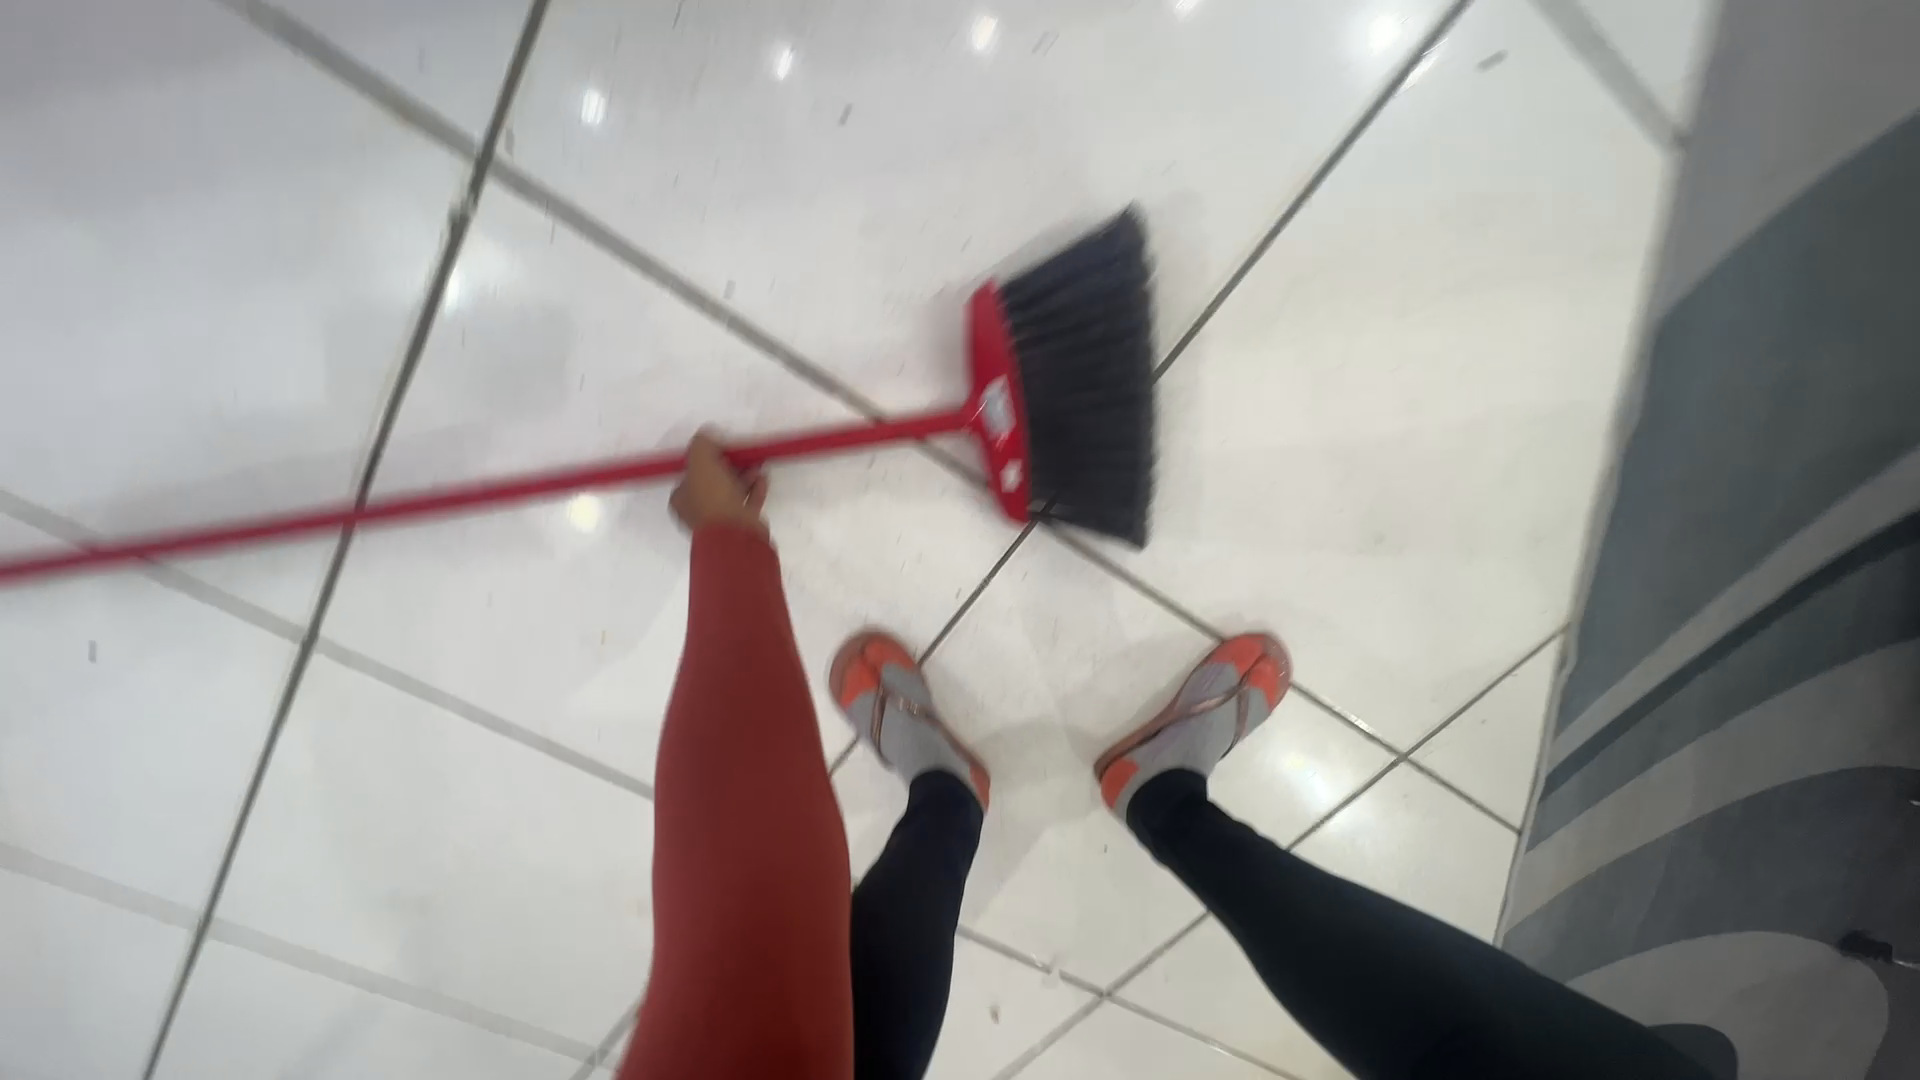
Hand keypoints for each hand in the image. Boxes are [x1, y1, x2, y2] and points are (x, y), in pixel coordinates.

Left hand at [670, 430, 768, 533]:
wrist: (735, 534)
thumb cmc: (712, 498)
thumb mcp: (701, 463)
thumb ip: (703, 444)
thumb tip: (709, 434)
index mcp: (682, 498)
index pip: (693, 472)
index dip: (708, 458)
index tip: (723, 447)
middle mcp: (699, 509)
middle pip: (715, 481)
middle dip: (731, 465)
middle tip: (744, 454)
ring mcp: (720, 519)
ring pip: (733, 491)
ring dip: (746, 476)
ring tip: (758, 464)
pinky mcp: (741, 524)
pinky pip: (748, 502)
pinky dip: (755, 489)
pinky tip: (763, 478)